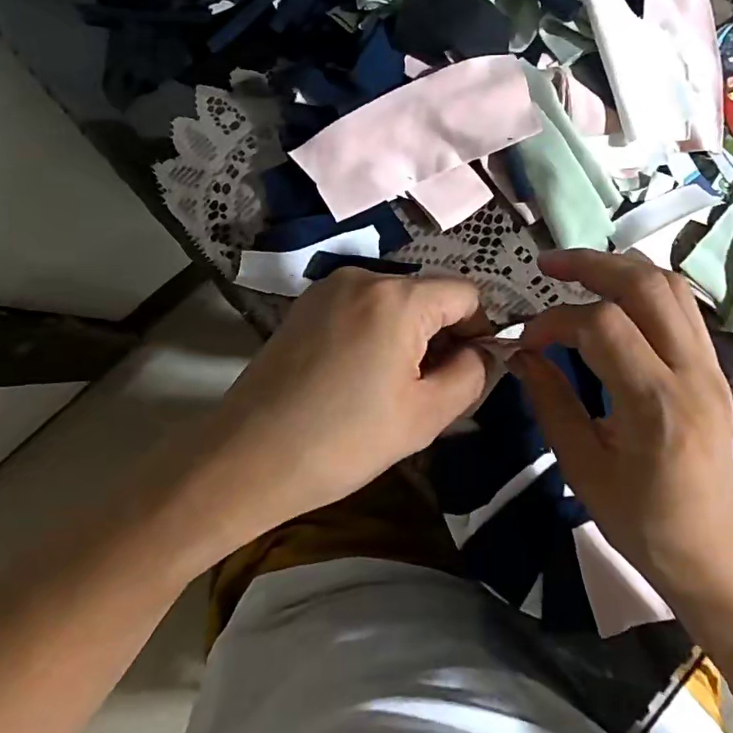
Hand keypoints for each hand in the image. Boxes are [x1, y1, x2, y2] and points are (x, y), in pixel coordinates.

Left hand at [184, 269, 488, 539]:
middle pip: (424, 295)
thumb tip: (482, 352)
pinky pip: (355, 311)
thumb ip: (470, 374)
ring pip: (389, 304)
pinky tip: (355, 380)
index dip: (479, 331)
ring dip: (404, 338)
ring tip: (388, 392)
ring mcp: (323, 291)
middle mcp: (358, 278)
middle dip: (439, 336)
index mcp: (395, 297)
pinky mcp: (299, 309)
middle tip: (429, 392)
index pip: (464, 294)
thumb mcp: (425, 415)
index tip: (469, 374)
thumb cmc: (344, 440)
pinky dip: (370, 336)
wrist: (250, 455)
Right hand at [510, 249, 732, 598]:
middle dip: (591, 264)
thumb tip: (521, 354)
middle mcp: (692, 375)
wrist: (712, 547)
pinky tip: (607, 300)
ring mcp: (710, 368)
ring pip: (671, 287)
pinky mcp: (712, 369)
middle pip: (648, 286)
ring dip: (619, 269)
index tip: (526, 342)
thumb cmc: (639, 517)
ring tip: (575, 274)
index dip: (553, 321)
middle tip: (547, 265)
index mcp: (656, 404)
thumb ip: (550, 400)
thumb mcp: (580, 465)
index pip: (601, 326)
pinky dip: (639, 290)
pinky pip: (680, 308)